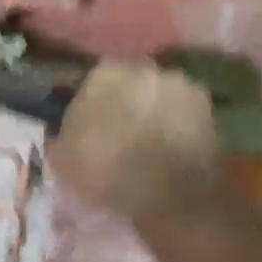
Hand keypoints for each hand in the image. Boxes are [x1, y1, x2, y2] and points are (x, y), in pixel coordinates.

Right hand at [46, 61, 220, 220]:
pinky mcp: (205, 102)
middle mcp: (142, 67)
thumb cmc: (107, 173)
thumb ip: (57, 132)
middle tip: (119, 133)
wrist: (169, 194)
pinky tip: (169, 145)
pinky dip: (175, 121)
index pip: (89, 82)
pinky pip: (180, 108)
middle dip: (123, 102)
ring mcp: (177, 82)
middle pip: (126, 83)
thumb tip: (60, 124)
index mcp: (102, 74)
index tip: (88, 126)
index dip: (88, 104)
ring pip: (155, 93)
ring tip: (148, 141)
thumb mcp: (61, 160)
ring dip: (151, 110)